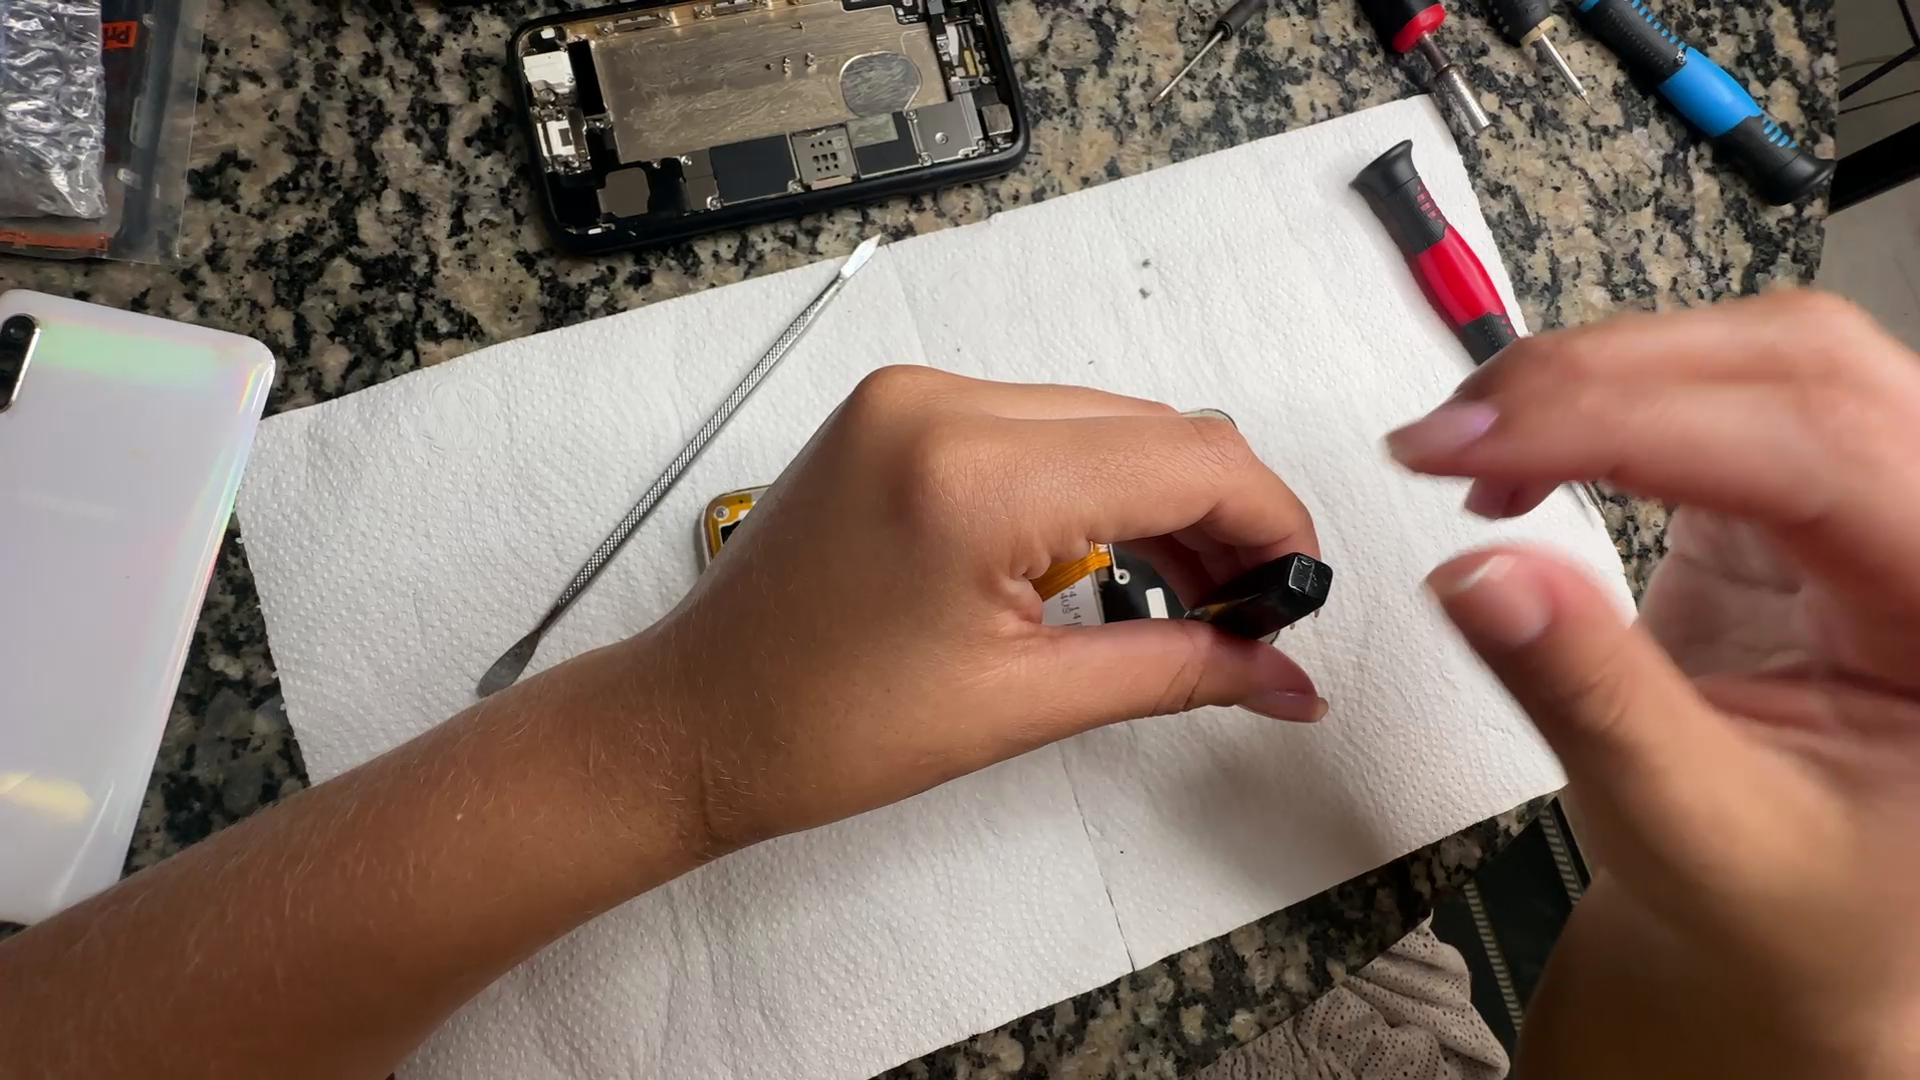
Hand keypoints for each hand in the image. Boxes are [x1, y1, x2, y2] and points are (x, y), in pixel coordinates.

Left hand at [611, 366, 1321, 852]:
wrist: (696, 718)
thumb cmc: (825, 729)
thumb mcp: (1020, 703)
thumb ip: (1173, 669)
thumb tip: (1284, 676)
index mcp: (970, 472)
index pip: (1183, 458)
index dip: (1268, 520)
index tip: (1296, 587)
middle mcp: (938, 402)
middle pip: (1146, 427)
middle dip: (1218, 512)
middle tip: (1247, 604)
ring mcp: (911, 397)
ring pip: (1096, 422)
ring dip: (1155, 496)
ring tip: (1186, 586)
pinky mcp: (898, 413)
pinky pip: (1036, 427)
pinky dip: (1089, 482)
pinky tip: (1104, 549)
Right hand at [1387, 291, 1919, 1073]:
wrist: (1810, 914)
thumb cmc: (1788, 901)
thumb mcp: (1687, 821)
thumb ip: (1584, 692)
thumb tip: (1473, 572)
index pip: (1808, 447)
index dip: (1607, 424)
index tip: (1446, 451)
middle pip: (1790, 360)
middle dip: (1586, 377)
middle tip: (1440, 439)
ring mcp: (1880, 510)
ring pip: (1747, 356)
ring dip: (1582, 380)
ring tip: (1464, 449)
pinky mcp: (1795, 512)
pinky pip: (1700, 403)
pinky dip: (1585, 411)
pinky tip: (1514, 469)